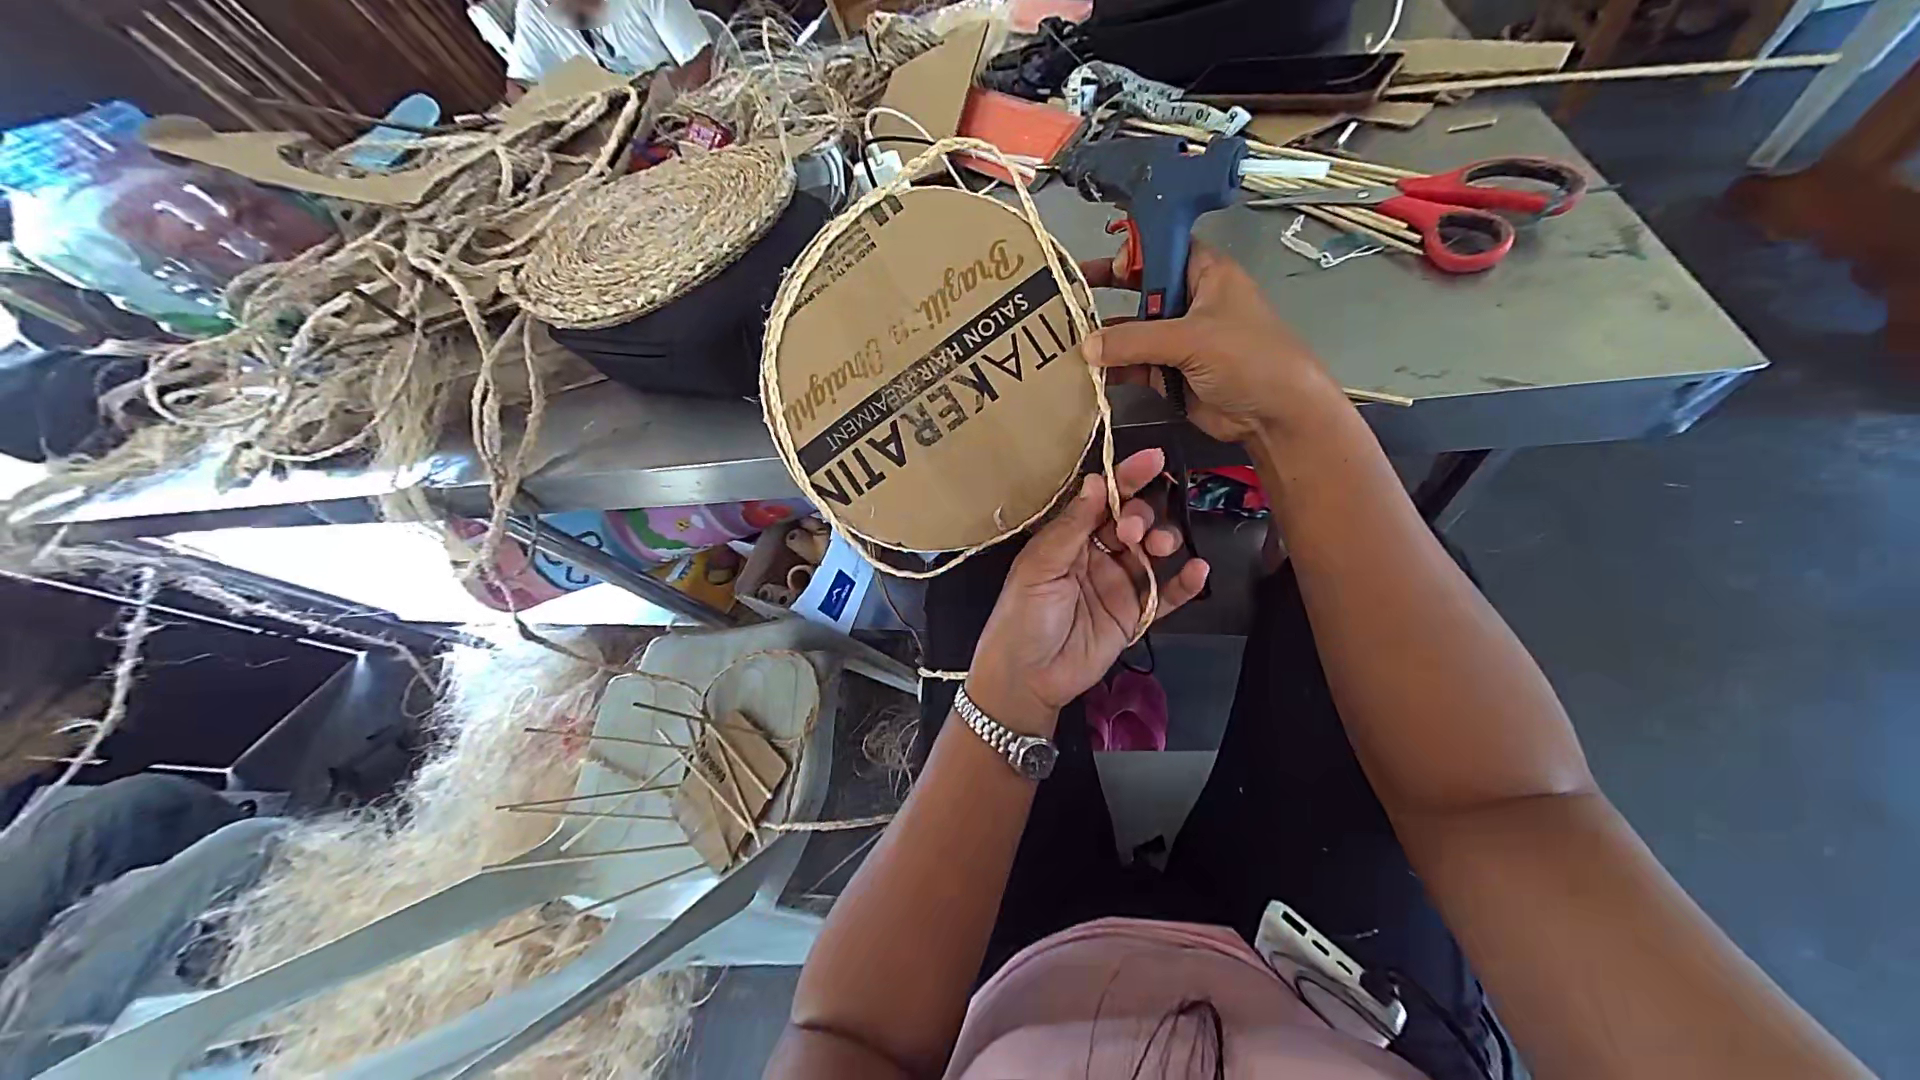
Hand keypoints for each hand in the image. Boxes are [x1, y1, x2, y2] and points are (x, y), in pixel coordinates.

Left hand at [965, 448, 1210, 734]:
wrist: (1027, 678)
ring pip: (1153, 552)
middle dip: (1141, 515)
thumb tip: (1096, 483)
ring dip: (1165, 540)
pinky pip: (1166, 595)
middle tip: (1135, 530)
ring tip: (1159, 546)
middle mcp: (1096, 556)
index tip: (1151, 460)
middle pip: (1133, 522)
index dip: (1125, 479)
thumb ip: (1071, 527)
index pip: (1102, 501)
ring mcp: (1118, 585)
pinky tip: (1198, 570)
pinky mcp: (1134, 615)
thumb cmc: (1022, 617)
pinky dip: (1185, 582)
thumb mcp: (1039, 567)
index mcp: (1068, 539)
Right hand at [1080, 245, 1349, 443]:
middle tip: (1072, 297)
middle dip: (1109, 293)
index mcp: (1206, 275)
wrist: (1274, 416)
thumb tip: (1087, 346)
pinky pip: (1134, 365)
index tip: (1104, 268)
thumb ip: (1135, 341)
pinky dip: (1113, 369)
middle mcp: (1190, 302)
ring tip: (1070, 339)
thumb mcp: (1191, 339)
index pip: (1164, 248)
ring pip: (1133, 331)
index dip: (1134, 251)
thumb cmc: (1248, 359)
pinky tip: (1088, 371)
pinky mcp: (1170, 373)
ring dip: (1106, 337)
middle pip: (1141, 289)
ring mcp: (1179, 340)